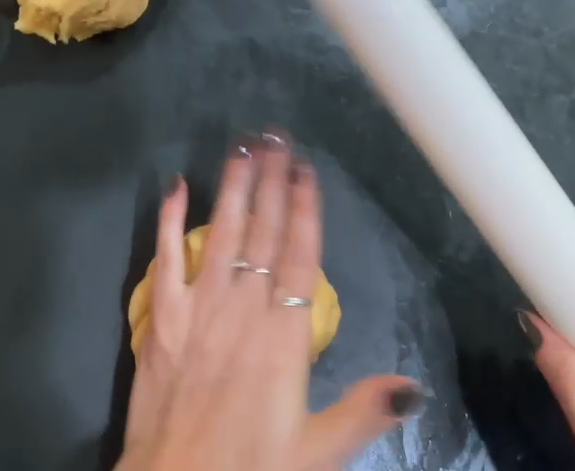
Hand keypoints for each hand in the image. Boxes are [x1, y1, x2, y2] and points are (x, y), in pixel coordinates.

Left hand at [117, 135, 422, 470]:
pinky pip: (166, 258)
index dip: (304, 210)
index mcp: (284, 336)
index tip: (307, 170)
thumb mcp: (316, 451)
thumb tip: (413, 385)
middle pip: (263, 233)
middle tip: (277, 137)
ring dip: (234, 188)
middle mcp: (243, 309)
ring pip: (222, 233)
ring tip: (243, 147)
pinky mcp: (162, 316)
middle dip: (273, 182)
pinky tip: (176, 186)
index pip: (300, 258)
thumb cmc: (249, 467)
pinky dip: (170, 220)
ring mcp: (199, 307)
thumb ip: (363, 411)